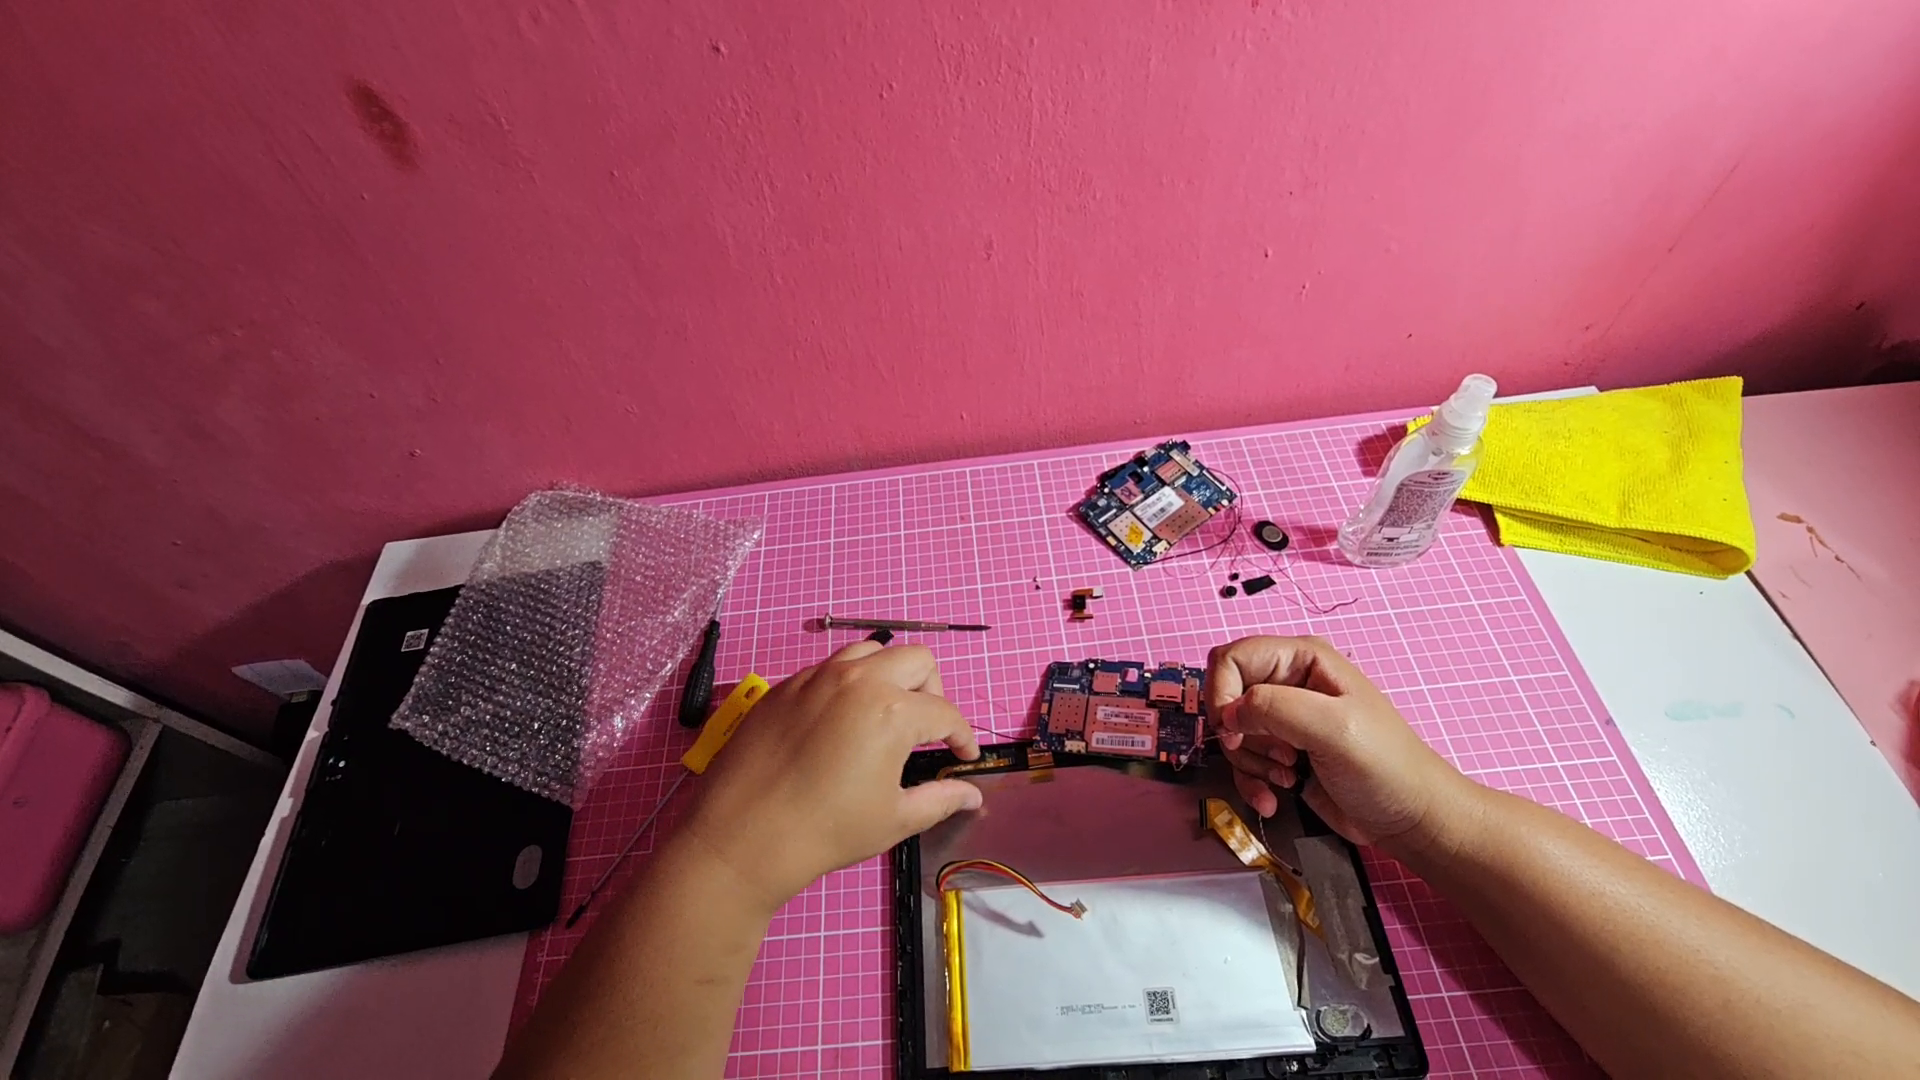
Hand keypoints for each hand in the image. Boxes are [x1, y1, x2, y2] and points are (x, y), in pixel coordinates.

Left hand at [681, 641, 981, 913]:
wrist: (742, 836)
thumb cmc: (826, 831)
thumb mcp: (893, 819)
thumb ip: (940, 798)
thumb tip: (972, 794)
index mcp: (892, 711)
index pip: (945, 713)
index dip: (962, 736)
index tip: (963, 754)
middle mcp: (859, 679)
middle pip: (917, 660)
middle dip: (933, 691)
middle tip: (925, 729)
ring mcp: (818, 676)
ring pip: (872, 650)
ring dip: (891, 674)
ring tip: (884, 713)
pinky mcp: (787, 684)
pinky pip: (831, 666)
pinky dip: (850, 682)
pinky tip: (840, 721)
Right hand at [1207, 636, 1480, 857]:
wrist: (1412, 822)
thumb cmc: (1385, 768)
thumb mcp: (1333, 728)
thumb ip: (1274, 708)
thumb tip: (1228, 715)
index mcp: (1301, 659)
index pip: (1232, 657)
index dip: (1221, 692)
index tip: (1231, 731)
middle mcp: (1287, 682)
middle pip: (1226, 696)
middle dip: (1237, 733)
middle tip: (1273, 756)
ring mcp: (1282, 719)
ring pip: (1230, 732)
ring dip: (1248, 762)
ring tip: (1287, 776)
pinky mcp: (1278, 752)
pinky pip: (1240, 760)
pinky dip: (1250, 781)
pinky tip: (1274, 796)